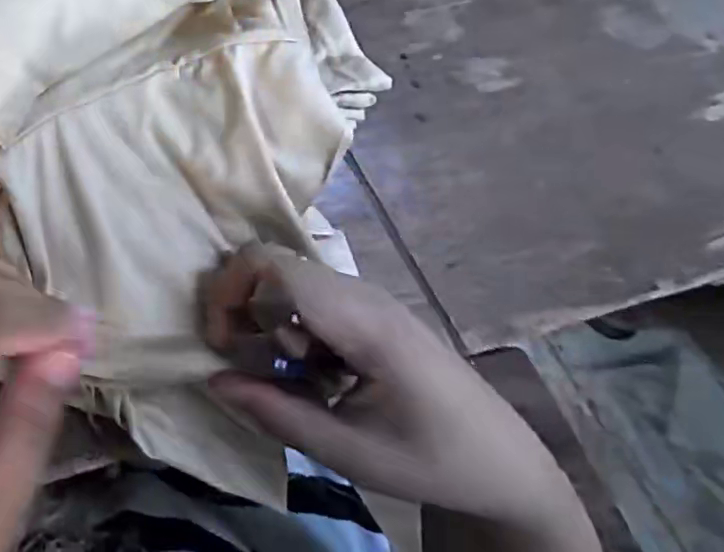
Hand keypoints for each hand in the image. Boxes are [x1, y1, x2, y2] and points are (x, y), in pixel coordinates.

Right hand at [203, 244, 598, 551]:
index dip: (229, 291)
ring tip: (280, 367)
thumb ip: (278, 415)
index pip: (273, 266)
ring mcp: (366, 294)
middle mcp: (361, 292)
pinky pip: (307, 291)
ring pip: (287, 274)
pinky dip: (287, 318)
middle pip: (272, 262)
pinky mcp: (367, 305)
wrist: (509, 462)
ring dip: (263, 312)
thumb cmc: (434, 461)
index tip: (222, 344)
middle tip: (239, 354)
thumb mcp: (352, 454)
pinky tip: (309, 365)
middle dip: (238, 301)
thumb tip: (214, 380)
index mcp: (362, 322)